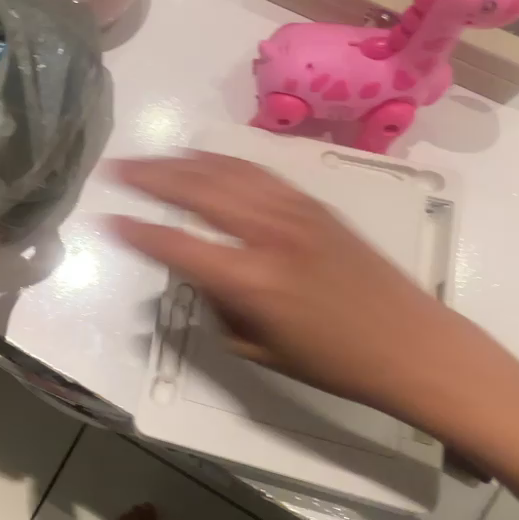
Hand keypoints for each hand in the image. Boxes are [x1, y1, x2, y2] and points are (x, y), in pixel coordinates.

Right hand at [110, 151, 476, 421]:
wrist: (410, 344)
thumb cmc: (332, 362)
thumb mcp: (257, 349)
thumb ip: (219, 305)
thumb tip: (199, 271)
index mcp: (250, 280)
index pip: (175, 243)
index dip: (136, 231)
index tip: (108, 220)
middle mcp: (267, 234)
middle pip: (196, 189)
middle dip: (149, 175)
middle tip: (116, 167)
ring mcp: (294, 211)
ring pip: (226, 171)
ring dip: (183, 161)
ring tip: (151, 157)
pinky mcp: (314, 204)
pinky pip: (259, 171)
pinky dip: (224, 161)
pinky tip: (205, 159)